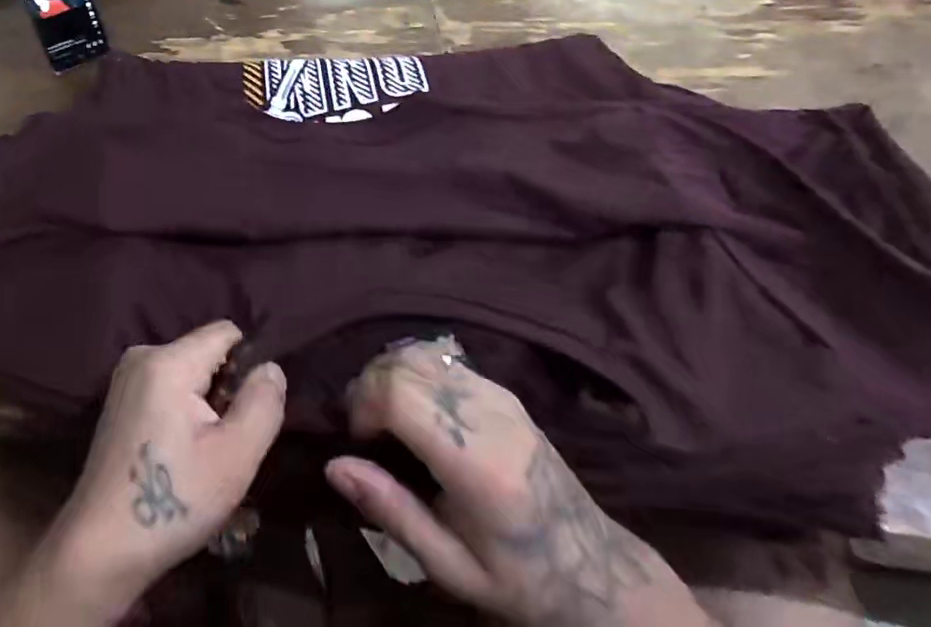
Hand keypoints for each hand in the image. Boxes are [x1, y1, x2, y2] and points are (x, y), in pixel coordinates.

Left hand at [38, 321, 285, 618]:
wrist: (103, 542)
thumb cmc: (175, 499)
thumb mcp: (236, 456)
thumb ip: (262, 403)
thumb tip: (271, 367)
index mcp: (167, 360)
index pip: (225, 332)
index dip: (248, 364)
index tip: (250, 410)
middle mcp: (141, 355)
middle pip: (204, 353)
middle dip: (225, 389)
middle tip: (228, 441)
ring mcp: (124, 377)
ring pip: (186, 373)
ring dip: (205, 405)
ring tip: (204, 452)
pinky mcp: (118, 399)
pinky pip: (166, 387)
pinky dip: (182, 411)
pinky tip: (179, 454)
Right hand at [325, 337, 710, 626]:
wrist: (596, 570)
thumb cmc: (518, 578)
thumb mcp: (450, 567)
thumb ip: (391, 511)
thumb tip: (334, 466)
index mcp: (478, 466)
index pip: (401, 395)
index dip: (363, 404)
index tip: (361, 439)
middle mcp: (489, 417)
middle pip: (403, 366)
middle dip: (366, 387)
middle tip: (366, 429)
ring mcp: (499, 397)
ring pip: (418, 354)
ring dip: (386, 375)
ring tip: (384, 416)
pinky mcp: (501, 390)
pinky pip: (439, 359)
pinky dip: (409, 371)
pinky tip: (411, 407)